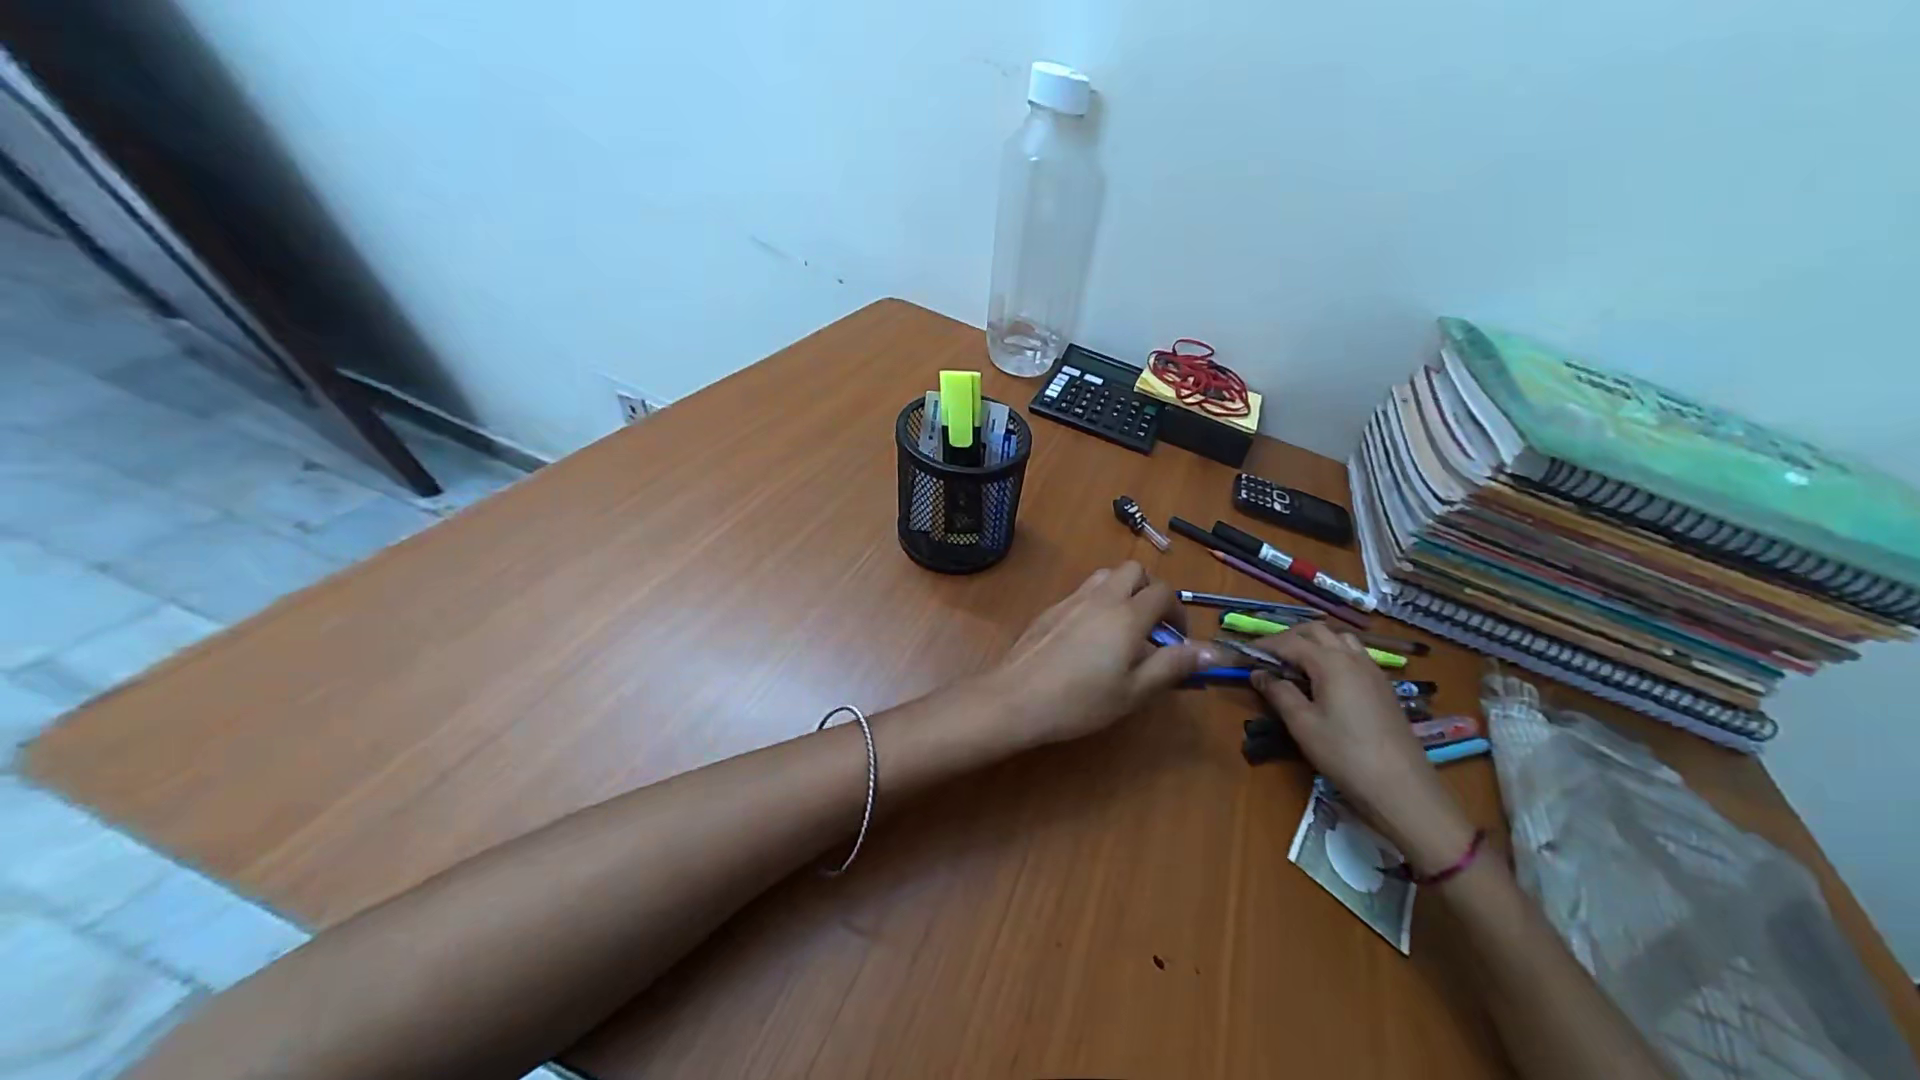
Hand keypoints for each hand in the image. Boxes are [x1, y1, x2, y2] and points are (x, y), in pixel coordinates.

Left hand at [989, 562, 1221, 747]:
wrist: (1016, 697)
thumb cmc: (1081, 700)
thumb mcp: (1134, 690)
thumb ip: (1173, 665)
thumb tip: (1213, 650)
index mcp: (1127, 615)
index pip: (1164, 592)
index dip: (1177, 612)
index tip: (1177, 641)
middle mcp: (1101, 597)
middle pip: (1134, 571)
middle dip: (1150, 591)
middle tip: (1151, 628)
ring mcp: (1071, 599)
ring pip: (1105, 576)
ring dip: (1122, 592)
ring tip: (1122, 629)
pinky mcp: (1050, 609)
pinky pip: (1082, 592)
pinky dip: (1097, 603)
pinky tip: (1089, 639)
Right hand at [1250, 622, 1474, 872]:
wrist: (1401, 787)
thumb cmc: (1344, 754)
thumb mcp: (1302, 724)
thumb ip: (1278, 693)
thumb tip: (1259, 673)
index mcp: (1330, 663)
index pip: (1289, 642)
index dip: (1264, 645)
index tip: (1243, 653)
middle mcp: (1353, 658)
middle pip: (1317, 631)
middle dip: (1289, 637)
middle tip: (1267, 656)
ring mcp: (1373, 671)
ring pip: (1339, 639)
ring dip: (1314, 642)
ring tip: (1295, 663)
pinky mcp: (1383, 687)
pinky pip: (1354, 655)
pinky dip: (1333, 654)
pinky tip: (1325, 679)